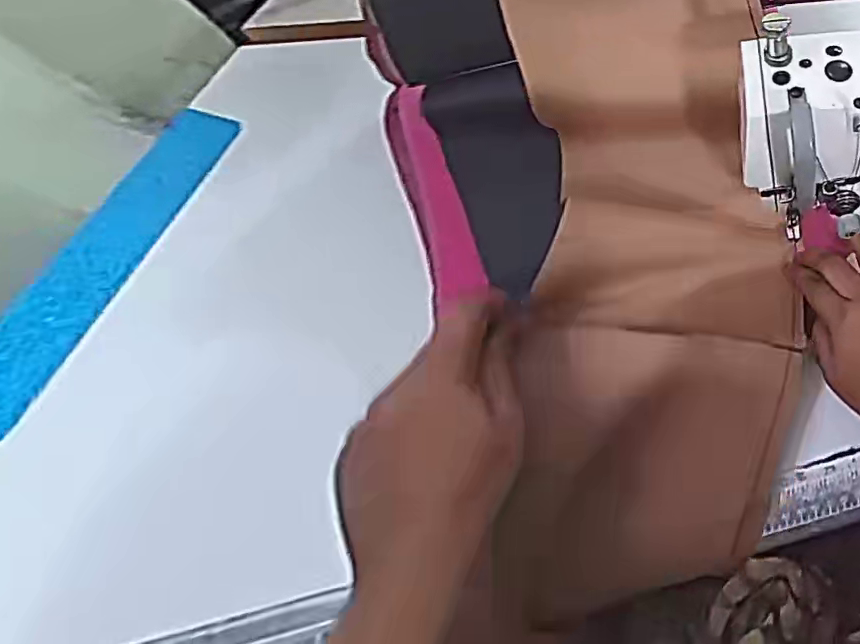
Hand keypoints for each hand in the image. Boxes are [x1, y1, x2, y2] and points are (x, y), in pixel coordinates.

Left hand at [335, 294, 525, 613]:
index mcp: (435, 377)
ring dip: (438, 386)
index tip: (503, 306)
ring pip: (411, 383)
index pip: (459, 311)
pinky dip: (412, 418)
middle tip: (496, 369)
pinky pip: (388, 416)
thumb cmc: (467, 492)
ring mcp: (368, 424)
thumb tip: (506, 328)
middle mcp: (393, 393)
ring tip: (465, 424)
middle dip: (466, 351)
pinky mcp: (353, 452)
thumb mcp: (507, 419)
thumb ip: (501, 364)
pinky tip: (434, 450)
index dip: (488, 302)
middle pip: (435, 348)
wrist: (415, 557)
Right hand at [792, 234, 859, 432]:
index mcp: (843, 317)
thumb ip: (820, 335)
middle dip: (814, 256)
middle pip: (834, 263)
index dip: (799, 274)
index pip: (814, 285)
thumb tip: (817, 315)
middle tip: (806, 255)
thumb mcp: (832, 368)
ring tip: (840, 238)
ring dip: (850, 241)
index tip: (792, 270)